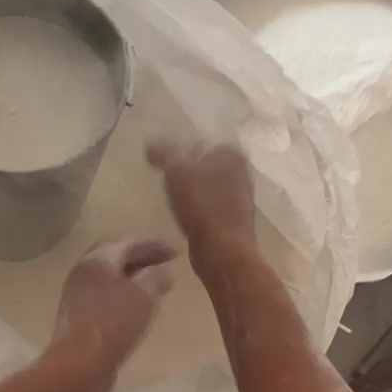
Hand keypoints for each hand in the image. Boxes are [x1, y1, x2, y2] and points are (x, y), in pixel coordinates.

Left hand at [50, 239, 176, 391]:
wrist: (79, 365)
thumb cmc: (113, 324)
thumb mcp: (144, 295)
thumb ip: (156, 278)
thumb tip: (162, 272)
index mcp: (97, 260)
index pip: (129, 243)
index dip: (155, 246)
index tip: (177, 253)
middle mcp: (83, 273)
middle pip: (116, 258)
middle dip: (141, 260)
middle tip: (164, 265)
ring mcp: (78, 296)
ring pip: (110, 280)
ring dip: (132, 279)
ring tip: (154, 287)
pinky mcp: (79, 318)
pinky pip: (106, 299)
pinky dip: (124, 297)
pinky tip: (137, 309)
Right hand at [147, 142, 257, 262]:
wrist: (222, 250)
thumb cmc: (202, 205)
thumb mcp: (176, 172)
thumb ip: (164, 154)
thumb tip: (150, 143)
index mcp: (231, 153)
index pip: (202, 141)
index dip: (181, 147)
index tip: (163, 159)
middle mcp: (241, 171)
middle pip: (207, 163)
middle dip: (187, 169)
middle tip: (164, 175)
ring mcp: (240, 197)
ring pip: (209, 185)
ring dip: (192, 190)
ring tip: (171, 196)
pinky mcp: (234, 219)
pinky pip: (210, 205)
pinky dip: (197, 207)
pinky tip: (184, 215)